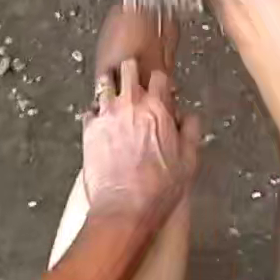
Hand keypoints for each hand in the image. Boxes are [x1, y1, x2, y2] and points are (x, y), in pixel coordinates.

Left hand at [82, 58, 200, 224]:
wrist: (123, 211)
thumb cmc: (159, 190)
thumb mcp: (188, 162)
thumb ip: (191, 132)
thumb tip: (189, 116)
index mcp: (157, 108)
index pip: (158, 76)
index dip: (159, 81)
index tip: (159, 90)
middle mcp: (130, 103)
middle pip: (128, 67)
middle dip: (131, 71)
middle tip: (133, 84)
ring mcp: (107, 113)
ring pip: (104, 81)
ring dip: (109, 86)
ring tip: (112, 97)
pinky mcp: (89, 127)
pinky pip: (90, 109)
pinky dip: (95, 113)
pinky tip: (100, 124)